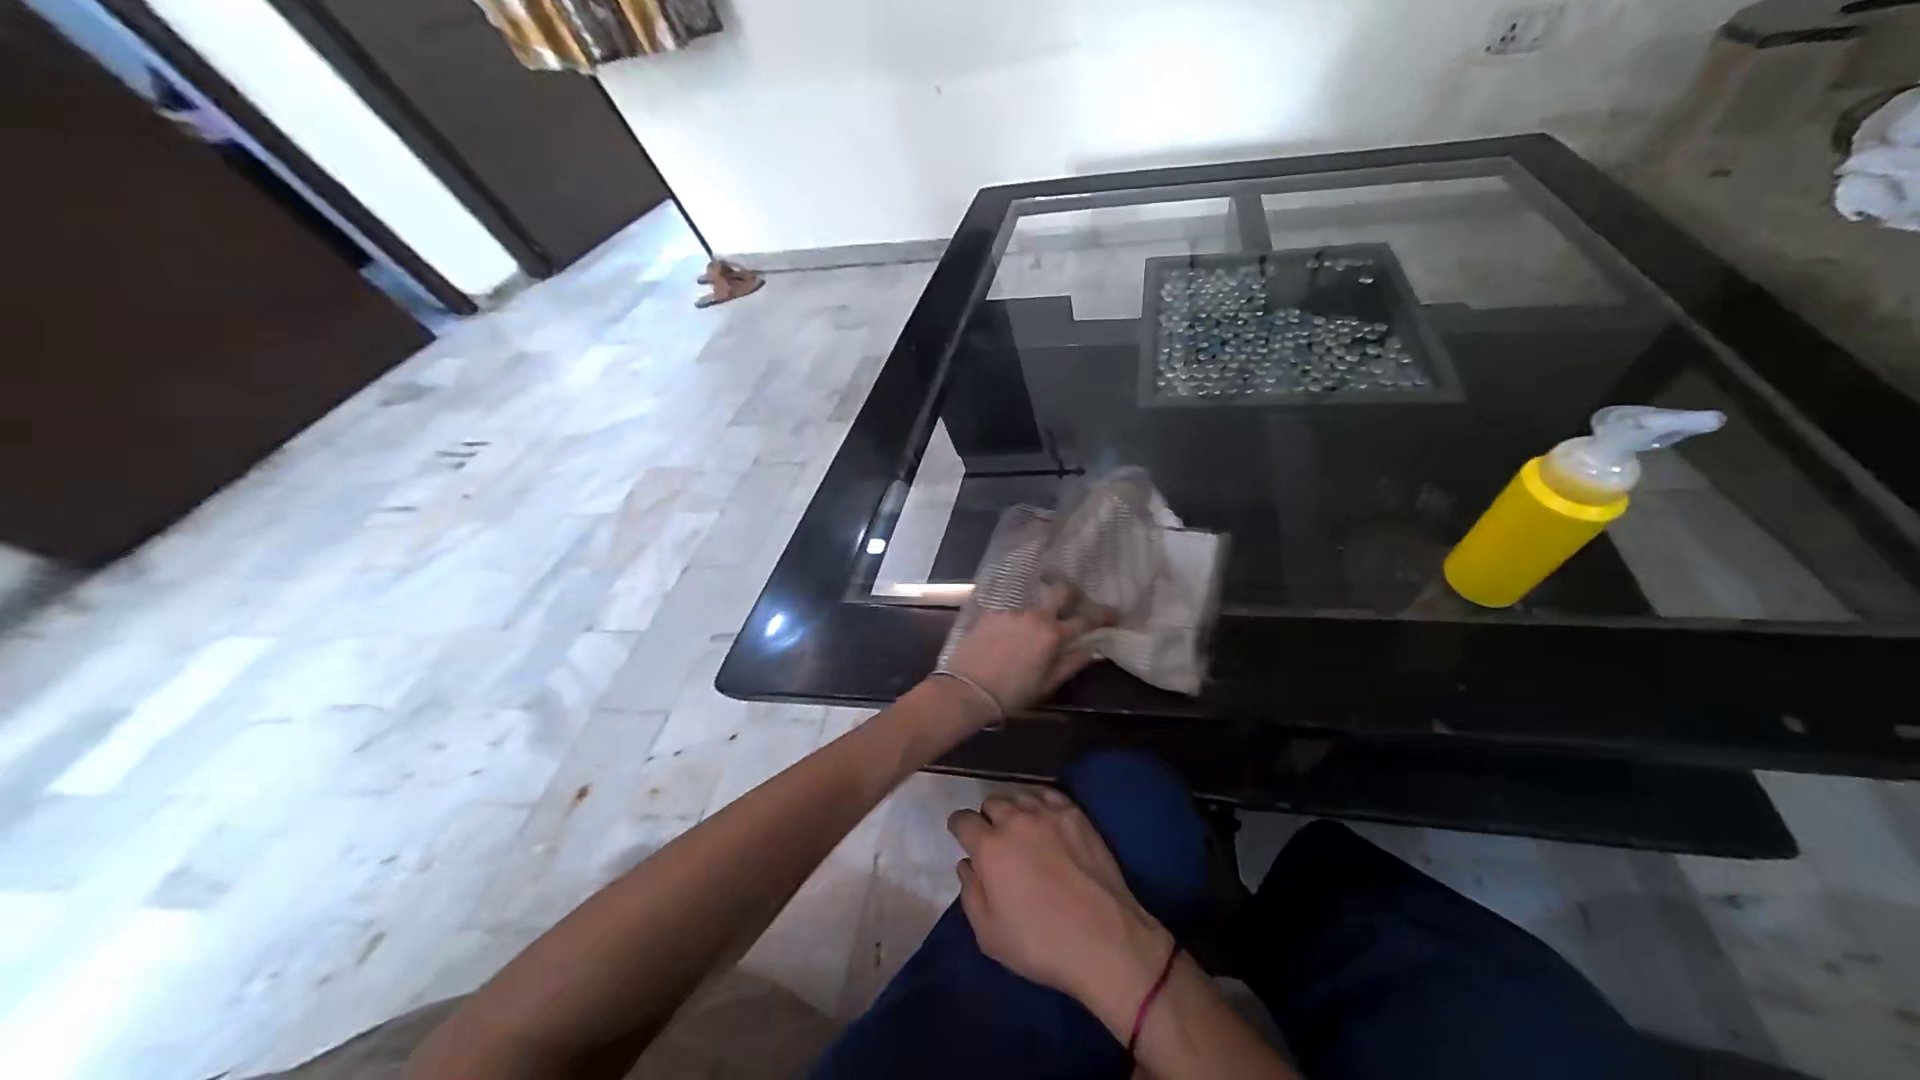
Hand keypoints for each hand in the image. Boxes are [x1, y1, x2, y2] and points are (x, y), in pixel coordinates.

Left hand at [943, 585, 1107, 714]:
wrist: (967, 689)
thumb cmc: (1011, 693)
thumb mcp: (1046, 684)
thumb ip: (1071, 664)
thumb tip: (1091, 650)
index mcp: (1052, 635)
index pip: (1085, 619)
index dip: (1103, 615)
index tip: (1113, 613)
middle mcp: (1034, 616)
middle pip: (1060, 591)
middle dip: (1072, 594)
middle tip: (1074, 603)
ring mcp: (1011, 611)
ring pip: (1034, 602)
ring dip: (1041, 609)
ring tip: (1036, 625)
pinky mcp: (991, 612)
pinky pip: (1012, 609)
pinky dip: (1018, 617)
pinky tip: (1011, 631)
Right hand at [947, 789, 1174, 1033]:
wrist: (1106, 941)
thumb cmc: (1041, 944)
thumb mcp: (989, 935)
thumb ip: (971, 894)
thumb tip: (968, 865)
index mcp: (990, 847)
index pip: (963, 820)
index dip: (959, 829)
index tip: (964, 839)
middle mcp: (1016, 820)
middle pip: (991, 803)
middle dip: (987, 818)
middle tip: (995, 841)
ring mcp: (1049, 814)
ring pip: (1019, 795)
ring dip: (1013, 809)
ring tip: (1020, 829)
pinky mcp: (1077, 816)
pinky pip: (1049, 795)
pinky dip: (1040, 802)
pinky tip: (1044, 819)